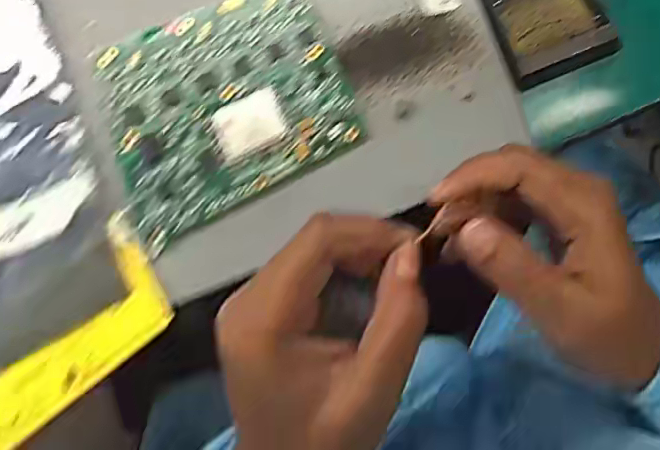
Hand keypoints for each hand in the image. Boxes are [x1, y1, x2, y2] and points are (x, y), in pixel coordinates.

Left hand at [217, 214, 426, 449]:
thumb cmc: (327, 445)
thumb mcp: (373, 392)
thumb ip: (398, 320)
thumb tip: (411, 252)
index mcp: (261, 318)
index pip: (319, 238)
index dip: (371, 231)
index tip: (413, 250)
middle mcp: (246, 298)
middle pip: (317, 237)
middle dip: (369, 241)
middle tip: (408, 266)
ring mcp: (249, 299)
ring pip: (316, 243)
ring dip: (361, 251)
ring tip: (393, 279)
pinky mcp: (260, 304)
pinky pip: (311, 261)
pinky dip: (347, 264)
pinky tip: (368, 290)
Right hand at [430, 146, 659, 389]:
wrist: (649, 352)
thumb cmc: (607, 336)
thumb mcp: (558, 311)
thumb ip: (512, 267)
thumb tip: (466, 226)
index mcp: (583, 201)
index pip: (519, 166)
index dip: (473, 176)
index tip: (435, 201)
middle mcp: (580, 186)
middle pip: (515, 164)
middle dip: (472, 186)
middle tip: (439, 225)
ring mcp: (575, 196)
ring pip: (515, 177)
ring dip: (479, 199)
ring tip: (449, 236)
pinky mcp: (567, 211)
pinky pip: (522, 196)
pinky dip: (493, 211)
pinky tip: (472, 240)